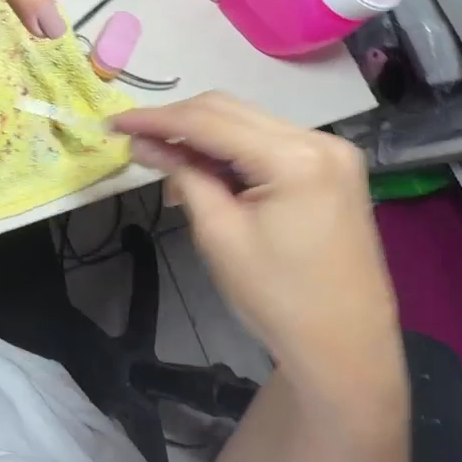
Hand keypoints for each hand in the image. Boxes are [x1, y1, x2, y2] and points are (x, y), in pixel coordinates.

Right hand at [111, 95, 400, 387]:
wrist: (347, 351)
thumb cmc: (278, 297)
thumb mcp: (219, 233)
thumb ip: (181, 175)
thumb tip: (142, 142)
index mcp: (295, 158)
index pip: (208, 121)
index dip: (155, 119)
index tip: (114, 122)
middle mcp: (318, 140)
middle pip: (228, 110)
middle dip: (176, 121)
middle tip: (133, 138)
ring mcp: (329, 151)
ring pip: (245, 120)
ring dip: (200, 133)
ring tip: (162, 156)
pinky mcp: (329, 167)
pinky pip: (265, 140)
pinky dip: (228, 148)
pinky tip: (202, 168)